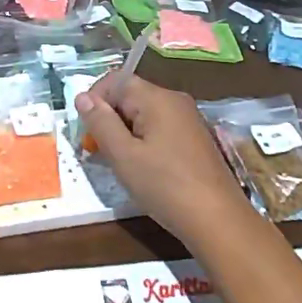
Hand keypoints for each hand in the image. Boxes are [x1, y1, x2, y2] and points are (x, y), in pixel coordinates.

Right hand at [75, 75, 258, 245]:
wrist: (218, 221)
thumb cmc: (165, 186)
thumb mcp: (124, 156)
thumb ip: (101, 123)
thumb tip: (82, 97)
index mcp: (157, 98)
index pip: (115, 80)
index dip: (94, 100)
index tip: (87, 132)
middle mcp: (174, 100)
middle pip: (130, 95)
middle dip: (109, 118)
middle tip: (98, 152)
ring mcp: (188, 119)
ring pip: (144, 114)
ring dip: (125, 132)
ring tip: (119, 163)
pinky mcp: (195, 138)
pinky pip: (160, 128)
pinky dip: (144, 141)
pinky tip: (142, 168)